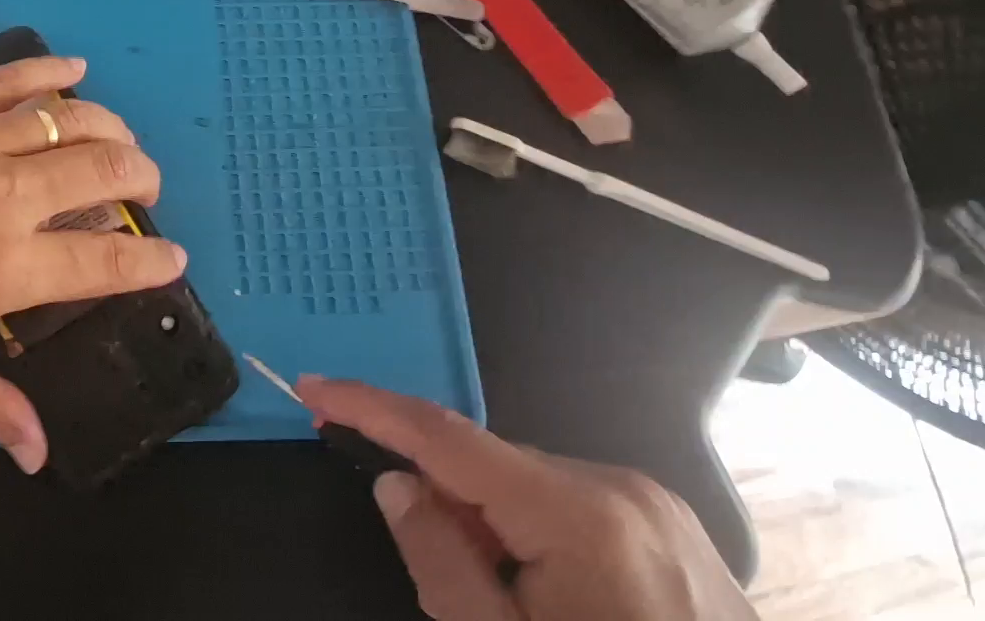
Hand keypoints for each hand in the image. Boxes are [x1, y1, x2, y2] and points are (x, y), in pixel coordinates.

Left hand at [0, 56, 185, 472]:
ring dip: (110, 126)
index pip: (103, 263)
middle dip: (141, 179)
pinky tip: (74, 71)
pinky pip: (4, 80)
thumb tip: (38, 453)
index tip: (172, 257)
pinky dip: (48, 72)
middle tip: (147, 190)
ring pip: (65, 118)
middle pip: (100, 171)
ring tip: (122, 140)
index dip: (150, 261)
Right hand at [298, 379, 756, 620]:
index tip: (311, 388)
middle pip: (488, 463)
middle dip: (439, 491)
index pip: (445, 436)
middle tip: (423, 557)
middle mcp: (621, 488)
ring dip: (487, 517)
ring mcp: (656, 506)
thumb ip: (437, 559)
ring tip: (499, 596)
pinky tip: (542, 591)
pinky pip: (569, 503)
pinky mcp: (673, 529)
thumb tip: (398, 483)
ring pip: (527, 483)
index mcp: (579, 515)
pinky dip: (530, 529)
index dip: (368, 406)